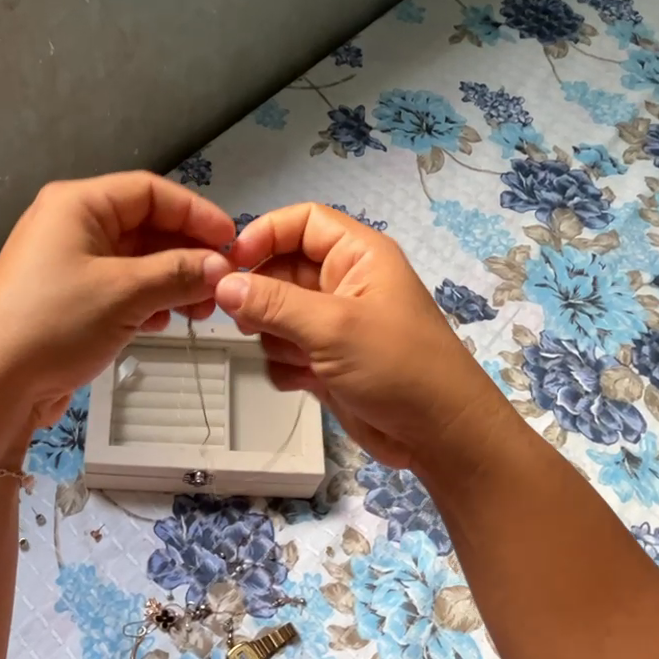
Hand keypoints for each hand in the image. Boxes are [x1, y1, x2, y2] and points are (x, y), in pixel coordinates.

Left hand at [0, 172, 235, 438]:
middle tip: (221, 285)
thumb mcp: (125, 293)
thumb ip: (179, 273)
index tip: (232, 242)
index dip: (195, 213)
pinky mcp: (68, 301)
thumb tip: (221, 268)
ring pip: (135, 262)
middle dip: (186, 254)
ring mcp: (67, 265)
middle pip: (144, 227)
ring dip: (170, 282)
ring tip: (200, 312)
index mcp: (77, 204)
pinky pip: (119, 289)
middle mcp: (70, 226)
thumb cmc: (56, 324)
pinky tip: (162, 323)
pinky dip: (146, 302)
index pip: (150, 192)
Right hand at [215, 203, 498, 469]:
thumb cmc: (398, 367)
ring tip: (298, 359)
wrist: (436, 434)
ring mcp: (332, 326)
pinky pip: (284, 353)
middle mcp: (343, 285)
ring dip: (275, 339)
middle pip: (281, 272)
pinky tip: (305, 382)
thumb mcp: (332, 327)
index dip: (264, 234)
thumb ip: (273, 303)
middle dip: (263, 298)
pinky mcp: (325, 363)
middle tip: (248, 323)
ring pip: (276, 317)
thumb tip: (223, 284)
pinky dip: (286, 368)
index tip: (232, 263)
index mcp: (357, 256)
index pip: (302, 223)